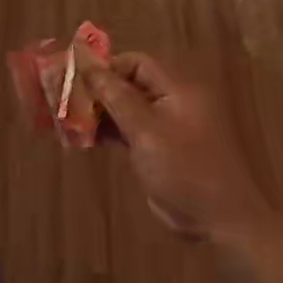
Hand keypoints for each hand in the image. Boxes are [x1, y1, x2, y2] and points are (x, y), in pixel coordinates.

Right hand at [81, 53, 268, 240]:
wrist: (218, 219)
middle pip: (129, 84)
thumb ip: (116, 96)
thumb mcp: (146, 130)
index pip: (136, 63)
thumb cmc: (183, 168)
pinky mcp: (158, 149)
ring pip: (126, 109)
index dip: (105, 67)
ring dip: (98, 113)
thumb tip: (88, 67)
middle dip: (97, 91)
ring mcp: (165, 127)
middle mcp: (172, 101)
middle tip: (64, 100)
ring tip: (66, 119)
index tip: (74, 79)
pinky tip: (81, 138)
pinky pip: (129, 131)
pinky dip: (108, 132)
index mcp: (177, 88)